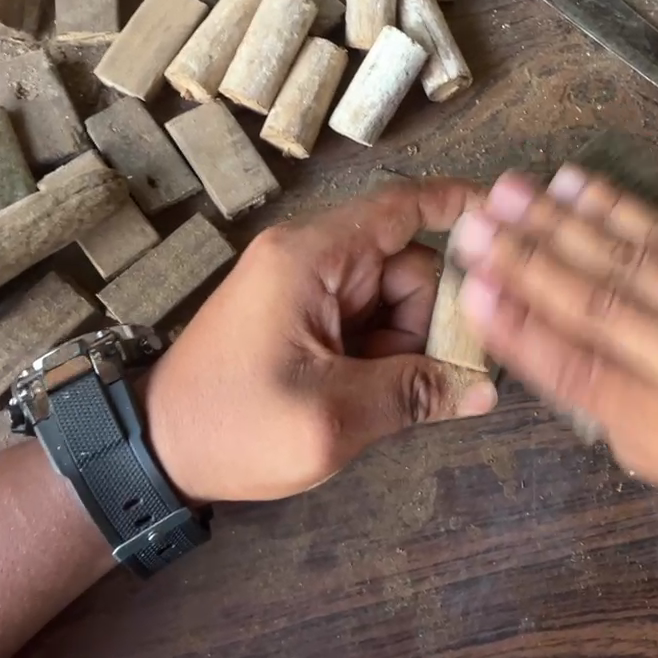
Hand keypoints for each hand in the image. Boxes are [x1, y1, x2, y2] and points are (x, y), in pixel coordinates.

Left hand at [145, 178, 498, 502]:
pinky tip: (368, 394)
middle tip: (427, 380)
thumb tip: (485, 390)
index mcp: (312, 257)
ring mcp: (311, 289)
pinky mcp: (310, 318)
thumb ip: (414, 395)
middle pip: (409, 268)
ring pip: (397, 302)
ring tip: (375, 398)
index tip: (504, 219)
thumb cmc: (232, 426)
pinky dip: (386, 356)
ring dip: (405, 348)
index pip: (399, 207)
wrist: (154, 452)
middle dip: (428, 322)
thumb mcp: (331, 418)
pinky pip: (373, 323)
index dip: (456, 205)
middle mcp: (314, 259)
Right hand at [448, 165, 657, 518]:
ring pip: (631, 256)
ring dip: (561, 219)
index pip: (581, 370)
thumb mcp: (657, 456)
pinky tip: (572, 182)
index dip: (521, 328)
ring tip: (508, 191)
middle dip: (528, 258)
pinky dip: (615, 205)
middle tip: (473, 222)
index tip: (471, 288)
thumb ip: (596, 396)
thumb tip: (526, 327)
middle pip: (601, 301)